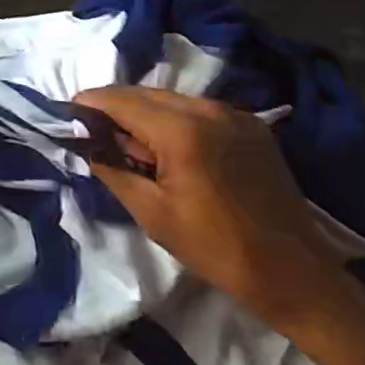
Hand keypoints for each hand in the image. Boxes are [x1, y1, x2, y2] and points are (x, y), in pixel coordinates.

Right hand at [73, 85, 343, 324]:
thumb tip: (91, 146)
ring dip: (147, 111)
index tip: (70, 109)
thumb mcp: (154, 215)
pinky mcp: (251, 124)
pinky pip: (201, 110)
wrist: (293, 271)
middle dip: (118, 105)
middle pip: (148, 93)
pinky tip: (171, 145)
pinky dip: (177, 118)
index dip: (94, 102)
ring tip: (131, 138)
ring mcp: (234, 113)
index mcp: (182, 129)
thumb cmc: (216, 248)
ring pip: (175, 99)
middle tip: (95, 126)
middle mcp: (208, 108)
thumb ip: (116, 171)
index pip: (124, 100)